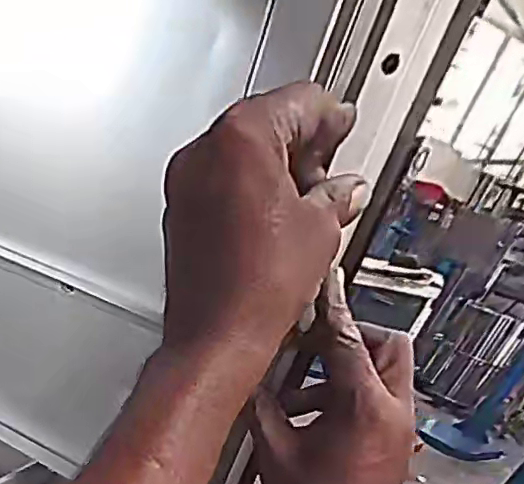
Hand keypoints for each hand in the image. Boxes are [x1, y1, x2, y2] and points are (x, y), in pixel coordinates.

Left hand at [161, 82, 368, 378]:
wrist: (216, 341)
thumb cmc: (254, 294)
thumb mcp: (319, 233)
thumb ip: (336, 197)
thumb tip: (344, 192)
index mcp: (240, 140)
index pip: (298, 102)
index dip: (330, 116)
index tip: (341, 124)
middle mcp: (202, 156)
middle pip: (263, 128)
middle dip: (300, 149)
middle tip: (328, 172)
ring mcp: (185, 189)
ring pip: (238, 161)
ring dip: (274, 175)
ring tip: (304, 209)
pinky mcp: (179, 220)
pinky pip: (220, 191)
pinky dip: (248, 199)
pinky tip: (273, 228)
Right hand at [250, 268, 415, 483]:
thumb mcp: (275, 450)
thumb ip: (265, 403)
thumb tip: (255, 376)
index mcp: (365, 410)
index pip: (349, 341)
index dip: (330, 313)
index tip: (325, 291)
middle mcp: (394, 415)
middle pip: (389, 346)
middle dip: (353, 340)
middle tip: (316, 349)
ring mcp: (400, 430)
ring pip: (389, 373)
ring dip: (348, 374)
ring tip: (304, 397)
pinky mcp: (396, 443)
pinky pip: (383, 401)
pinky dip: (355, 397)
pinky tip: (318, 419)